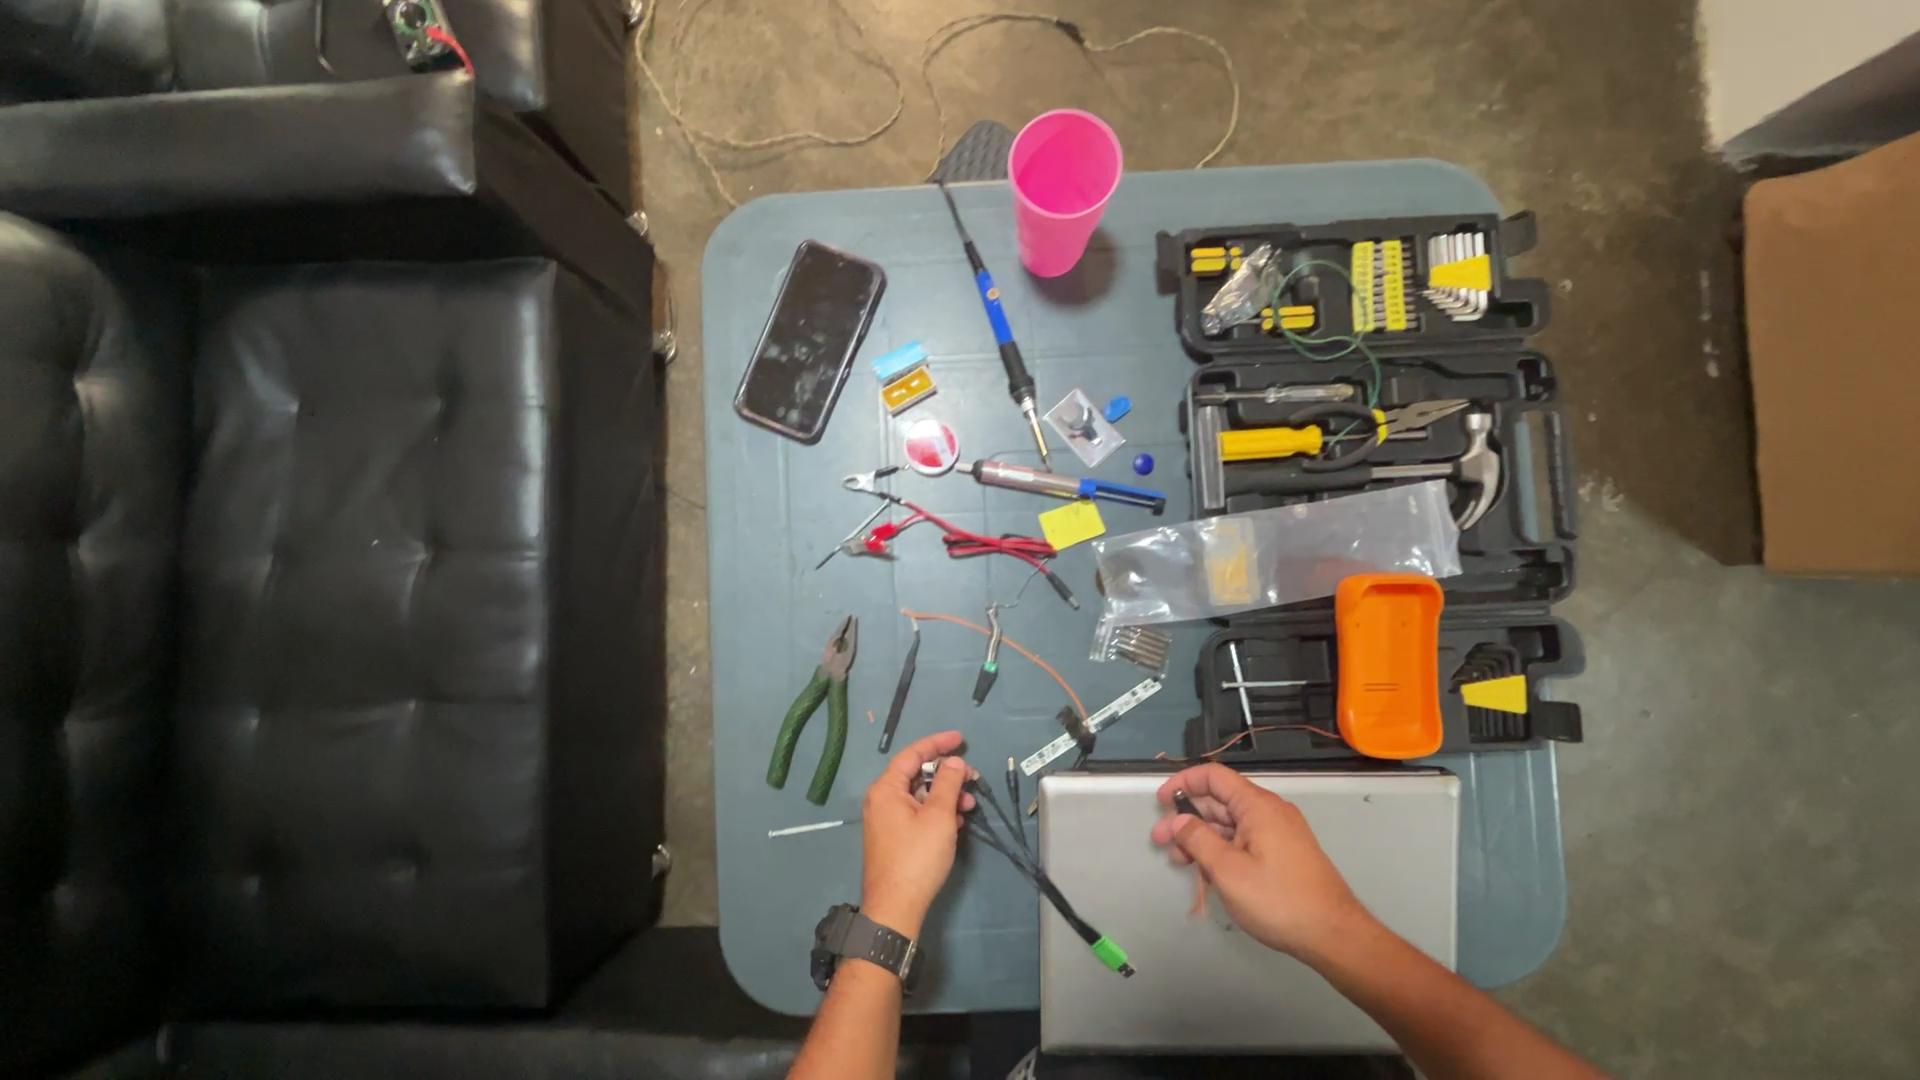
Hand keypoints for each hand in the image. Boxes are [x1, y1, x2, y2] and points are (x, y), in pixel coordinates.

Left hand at [860, 730, 975, 937]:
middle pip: (917, 774)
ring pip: (920, 796)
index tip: (960, 739)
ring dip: (946, 796)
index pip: (913, 754)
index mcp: (886, 789)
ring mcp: (886, 820)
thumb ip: (948, 783)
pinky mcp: (894, 838)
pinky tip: (957, 822)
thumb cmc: (917, 857)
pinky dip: (937, 812)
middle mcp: (882, 800)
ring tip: (970, 806)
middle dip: (947, 774)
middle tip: (972, 778)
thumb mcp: (939, 816)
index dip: (937, 744)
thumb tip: (954, 762)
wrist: (895, 908)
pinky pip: (917, 813)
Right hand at [1149, 763, 1368, 959]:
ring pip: (1230, 824)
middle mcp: (1269, 811)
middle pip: (1219, 801)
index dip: (1183, 782)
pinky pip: (1244, 840)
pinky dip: (1222, 850)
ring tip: (1182, 862)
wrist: (1335, 936)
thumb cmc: (1279, 900)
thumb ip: (1198, 840)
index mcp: (1257, 806)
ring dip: (1202, 838)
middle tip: (1162, 842)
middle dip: (1187, 818)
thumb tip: (1178, 820)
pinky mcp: (1283, 852)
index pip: (1213, 776)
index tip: (1162, 802)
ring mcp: (1278, 832)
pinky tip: (1209, 873)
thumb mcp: (1228, 871)